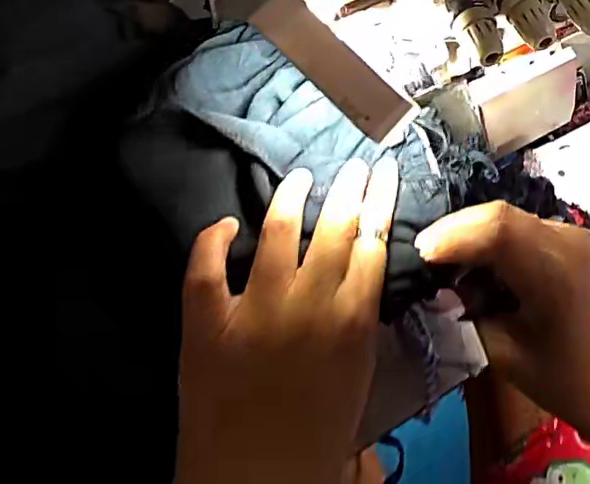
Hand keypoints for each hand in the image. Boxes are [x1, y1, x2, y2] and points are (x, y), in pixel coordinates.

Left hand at [176, 157, 399, 483]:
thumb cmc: (321, 425)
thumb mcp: (360, 360)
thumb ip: (363, 304)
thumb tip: (366, 252)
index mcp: (353, 316)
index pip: (375, 236)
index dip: (382, 196)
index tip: (384, 171)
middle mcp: (310, 305)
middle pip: (338, 224)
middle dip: (351, 185)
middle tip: (355, 165)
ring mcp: (255, 313)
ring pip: (279, 230)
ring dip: (293, 195)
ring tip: (301, 179)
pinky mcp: (206, 330)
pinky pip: (205, 271)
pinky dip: (214, 240)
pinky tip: (228, 224)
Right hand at [413, 202, 589, 420]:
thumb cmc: (555, 373)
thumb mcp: (502, 352)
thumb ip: (470, 313)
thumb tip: (441, 286)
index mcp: (554, 273)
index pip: (500, 232)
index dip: (456, 235)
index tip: (421, 252)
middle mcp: (566, 240)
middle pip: (502, 215)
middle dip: (458, 229)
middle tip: (424, 253)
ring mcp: (570, 231)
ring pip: (509, 215)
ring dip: (474, 230)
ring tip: (445, 257)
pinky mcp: (567, 232)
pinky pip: (520, 223)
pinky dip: (492, 235)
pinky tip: (476, 258)